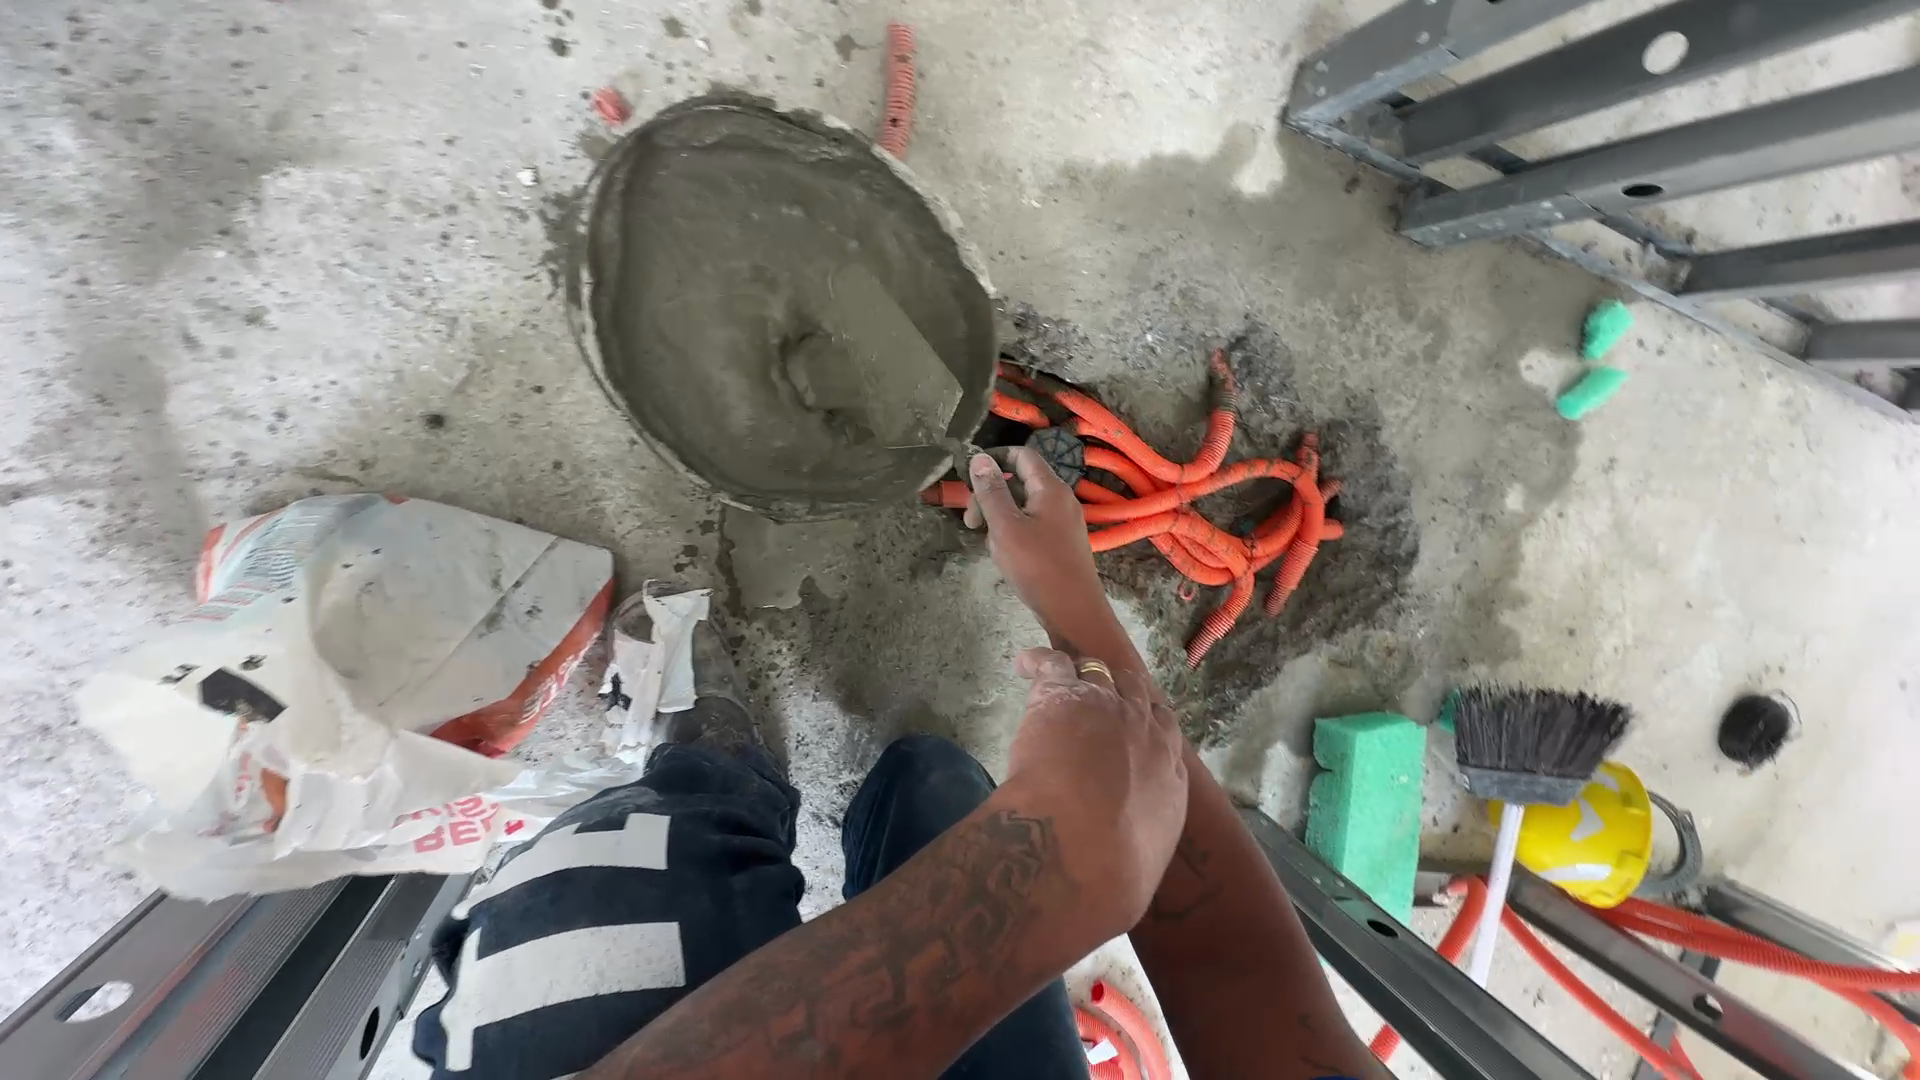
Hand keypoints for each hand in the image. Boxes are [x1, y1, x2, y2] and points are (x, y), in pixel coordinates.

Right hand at [965, 448, 1106, 648]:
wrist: (1074, 612)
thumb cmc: (1037, 567)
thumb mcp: (1005, 527)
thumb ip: (991, 491)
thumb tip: (980, 457)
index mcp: (1051, 488)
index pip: (1022, 455)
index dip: (995, 458)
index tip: (969, 475)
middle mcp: (1061, 499)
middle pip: (1021, 481)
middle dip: (991, 495)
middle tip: (970, 522)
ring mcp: (1063, 522)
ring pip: (1023, 506)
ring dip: (1000, 518)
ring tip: (988, 544)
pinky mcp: (1061, 543)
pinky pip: (1032, 525)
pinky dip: (1013, 532)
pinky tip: (1004, 554)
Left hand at [999, 647, 1188, 935]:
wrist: (1083, 850)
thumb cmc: (1114, 876)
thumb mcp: (1142, 862)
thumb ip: (1138, 845)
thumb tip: (1125, 860)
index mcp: (1168, 774)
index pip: (1165, 731)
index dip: (1147, 722)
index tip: (1131, 726)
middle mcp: (1144, 731)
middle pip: (1137, 691)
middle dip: (1121, 689)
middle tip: (1099, 693)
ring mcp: (1106, 707)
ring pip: (1099, 671)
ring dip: (1084, 672)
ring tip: (1064, 674)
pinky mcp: (1063, 696)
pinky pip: (1053, 663)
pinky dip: (1038, 661)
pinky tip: (1025, 664)